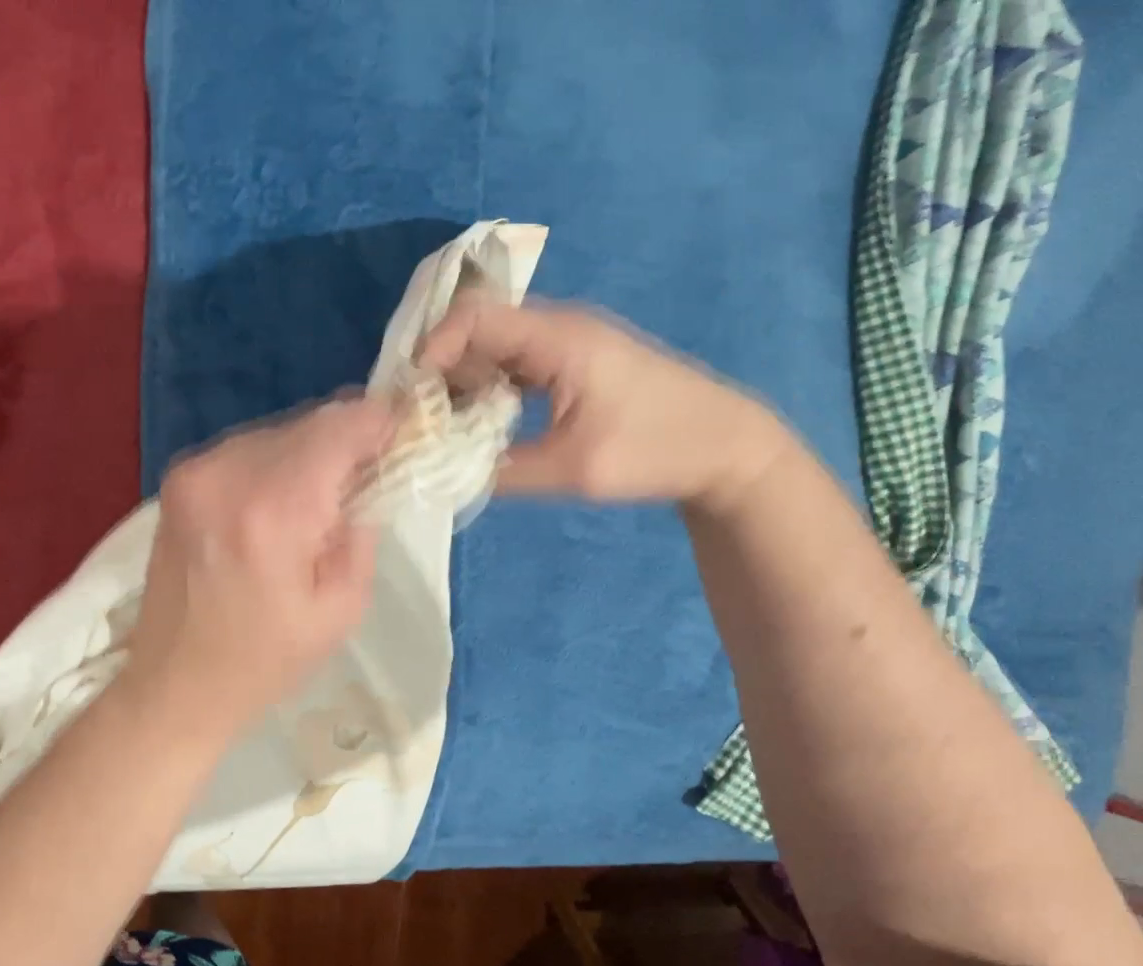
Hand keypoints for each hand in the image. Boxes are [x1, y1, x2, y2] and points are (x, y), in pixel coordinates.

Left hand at [125, 398, 391, 726]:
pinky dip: (272, 465)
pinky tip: (279, 506)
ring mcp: (194, 473)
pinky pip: (244, 451)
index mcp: (272, 510)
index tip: (406, 437)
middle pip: (307, 425)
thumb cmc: (264, 661)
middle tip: (368, 478)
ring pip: (275, 433)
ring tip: (320, 502)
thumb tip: (369, 475)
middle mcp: (226, 475)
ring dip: (307, 454)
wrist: (174, 683)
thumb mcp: (342, 606)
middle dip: (345, 442)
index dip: (380, 423)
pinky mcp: (177, 481)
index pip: (339, 427)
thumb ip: (361, 528)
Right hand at [418, 298, 792, 508]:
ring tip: (438, 424)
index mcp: (560, 338)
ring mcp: (565, 342)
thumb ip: (500, 471)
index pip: (473, 317)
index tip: (411, 397)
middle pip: (475, 328)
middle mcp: (558, 327)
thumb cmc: (658, 451)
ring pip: (490, 346)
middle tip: (415, 416)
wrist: (730, 449)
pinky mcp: (570, 361)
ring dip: (459, 380)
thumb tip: (441, 472)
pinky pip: (510, 362)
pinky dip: (484, 387)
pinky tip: (475, 423)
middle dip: (437, 369)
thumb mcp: (573, 470)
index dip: (432, 348)